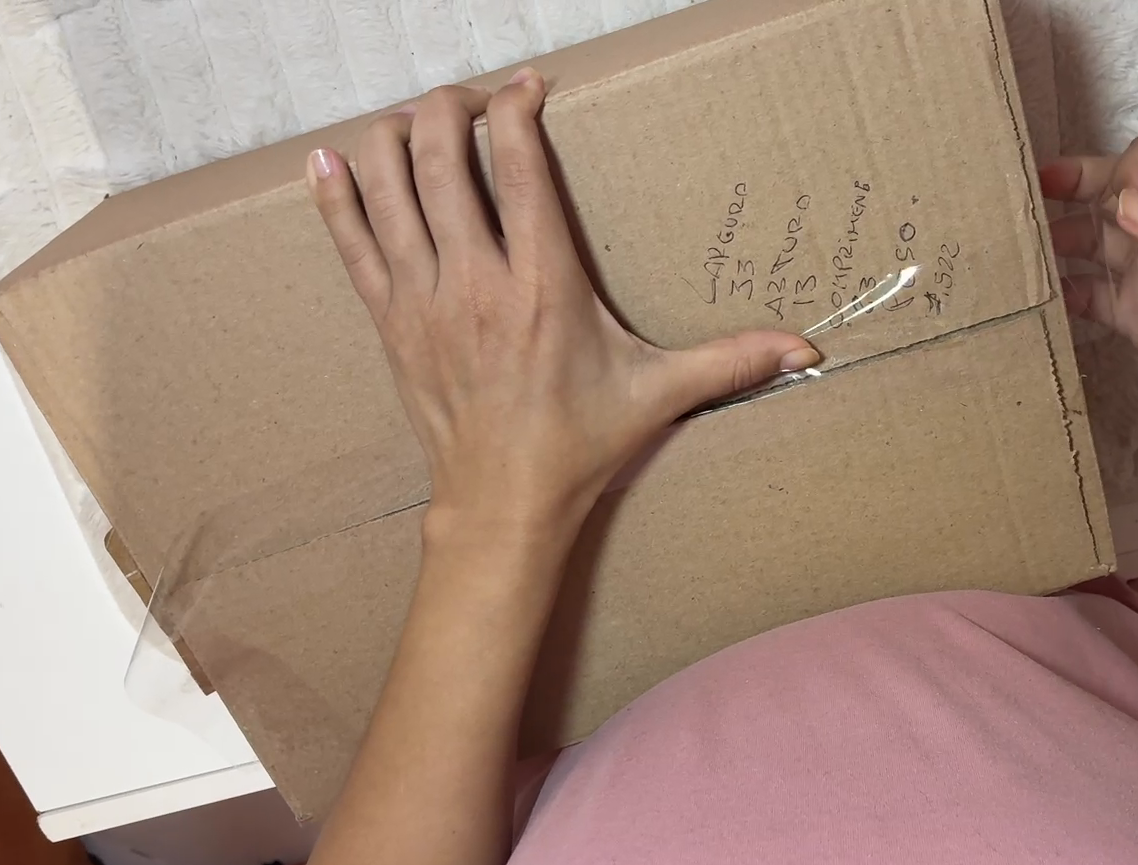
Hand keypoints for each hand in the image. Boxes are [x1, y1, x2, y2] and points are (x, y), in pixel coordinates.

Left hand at [306, 72, 817, 540]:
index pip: (513, 162)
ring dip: (394, 136)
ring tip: (420, 127)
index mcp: (543, 285)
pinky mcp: (391, 322)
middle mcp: (474, 279)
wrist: (505, 501)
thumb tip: (804, 351)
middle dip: (451, 108)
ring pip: (384, 182)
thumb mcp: (661, 396)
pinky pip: (348, 240)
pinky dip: (336, 196)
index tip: (530, 89)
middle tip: (476, 106)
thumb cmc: (582, 444)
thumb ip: (731, 362)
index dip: (515, 107)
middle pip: (436, 152)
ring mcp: (422, 298)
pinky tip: (332, 165)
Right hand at [1039, 135, 1137, 436]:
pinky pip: (1087, 295)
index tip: (1120, 207)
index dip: (1128, 173)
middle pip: (1112, 193)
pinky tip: (1042, 293)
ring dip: (1060, 239)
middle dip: (1074, 188)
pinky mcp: (1128, 317)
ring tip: (1026, 246)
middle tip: (1033, 193)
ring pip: (1091, 242)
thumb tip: (1124, 204)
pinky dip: (1063, 291)